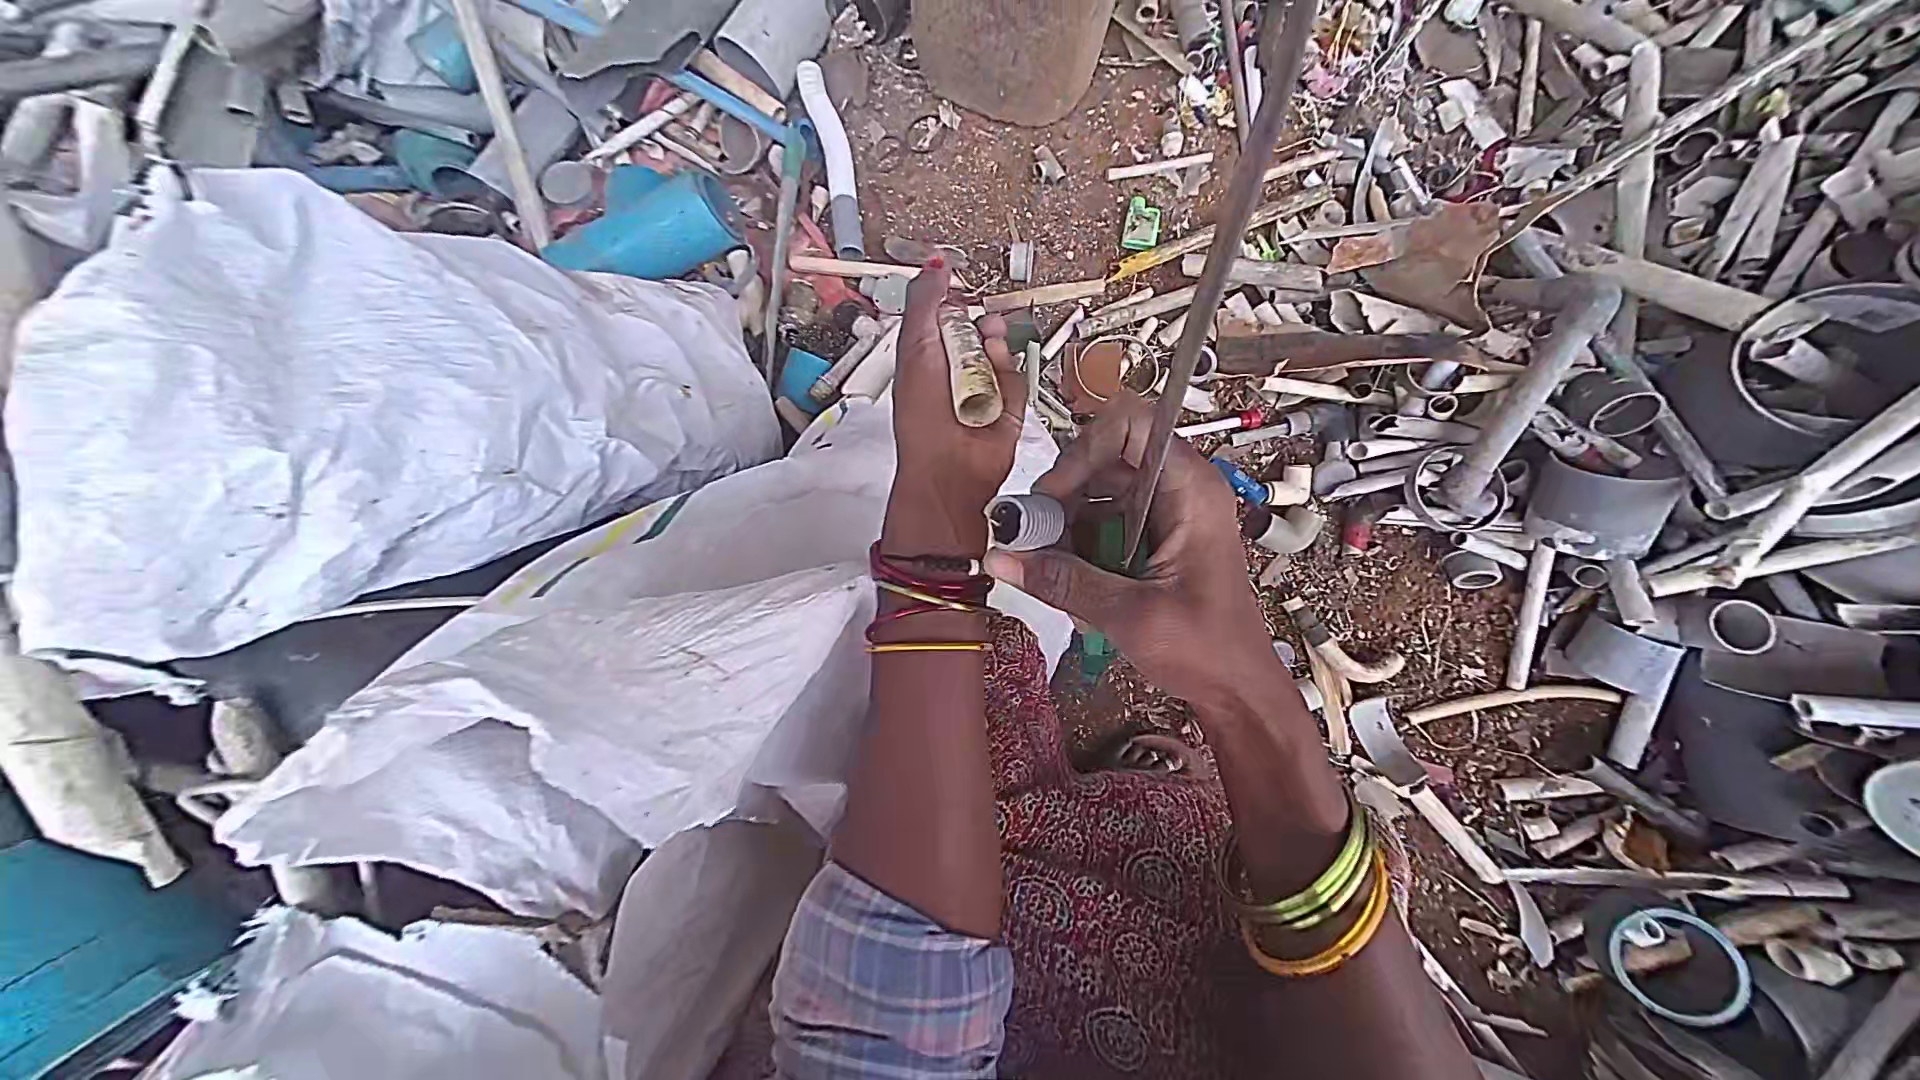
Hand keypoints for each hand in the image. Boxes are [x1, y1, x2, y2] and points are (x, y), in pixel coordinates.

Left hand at [881, 260, 1026, 558]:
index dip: (952, 303)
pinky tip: (994, 388)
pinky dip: (1008, 377)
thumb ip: (926, 304)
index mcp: (926, 358)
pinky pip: (1017, 376)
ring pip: (1000, 349)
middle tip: (976, 328)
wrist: (950, 467)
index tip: (959, 289)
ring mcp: (983, 388)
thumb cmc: (923, 419)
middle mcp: (955, 372)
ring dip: (994, 348)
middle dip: (978, 323)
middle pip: (977, 328)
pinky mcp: (1008, 406)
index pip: (943, 317)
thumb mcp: (916, 349)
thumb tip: (935, 266)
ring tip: (984, 359)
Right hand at [981, 395, 1282, 708]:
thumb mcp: (1130, 614)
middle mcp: (1175, 491)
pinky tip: (1071, 583)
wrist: (1236, 689)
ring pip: (1093, 493)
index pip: (1129, 426)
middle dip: (1062, 498)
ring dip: (1063, 527)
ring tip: (1052, 570)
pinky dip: (1074, 547)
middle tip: (1036, 541)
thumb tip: (1001, 559)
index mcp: (1189, 491)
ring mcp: (1160, 515)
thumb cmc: (1208, 650)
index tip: (1054, 497)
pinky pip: (1097, 523)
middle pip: (1102, 460)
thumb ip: (1063, 582)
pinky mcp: (1146, 539)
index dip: (1083, 451)